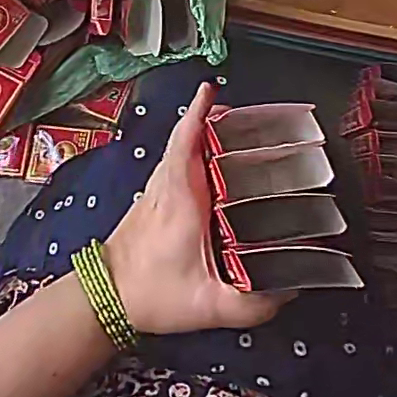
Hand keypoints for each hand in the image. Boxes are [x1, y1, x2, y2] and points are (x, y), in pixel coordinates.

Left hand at [103, 82, 293, 333]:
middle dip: (212, 116)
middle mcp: (167, 185)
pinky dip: (193, 146)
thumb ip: (252, 305)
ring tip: (237, 128)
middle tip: (245, 112)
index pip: (185, 143)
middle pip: (186, 136)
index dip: (197, 113)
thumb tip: (290, 292)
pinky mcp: (155, 196)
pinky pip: (176, 159)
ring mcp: (158, 188)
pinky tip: (215, 158)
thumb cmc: (151, 295)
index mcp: (180, 199)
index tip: (209, 89)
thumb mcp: (208, 306)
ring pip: (180, 146)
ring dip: (202, 129)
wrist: (105, 297)